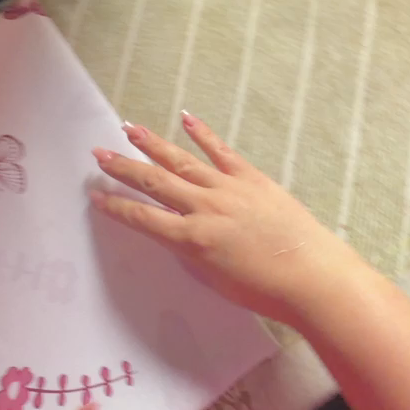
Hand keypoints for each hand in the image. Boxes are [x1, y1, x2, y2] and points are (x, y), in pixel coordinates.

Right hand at [91, 113, 365, 324]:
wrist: (313, 278)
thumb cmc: (265, 291)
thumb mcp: (214, 280)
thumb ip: (190, 254)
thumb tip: (176, 233)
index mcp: (192, 240)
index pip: (142, 219)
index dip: (116, 207)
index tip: (95, 195)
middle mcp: (204, 209)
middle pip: (154, 183)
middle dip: (123, 168)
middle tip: (99, 153)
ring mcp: (228, 189)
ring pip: (181, 161)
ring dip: (153, 144)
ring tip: (129, 128)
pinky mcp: (251, 178)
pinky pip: (221, 152)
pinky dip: (203, 134)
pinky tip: (187, 118)